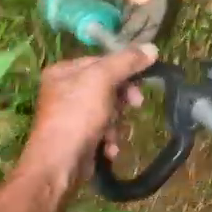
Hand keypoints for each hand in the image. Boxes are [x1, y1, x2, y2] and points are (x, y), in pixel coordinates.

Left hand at [18, 44, 157, 188]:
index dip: (124, 70)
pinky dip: (109, 139)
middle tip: (136, 105)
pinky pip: (102, 131)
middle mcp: (64, 91)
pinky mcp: (79, 138)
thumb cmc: (77, 116)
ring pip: (108, 111)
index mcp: (63, 71)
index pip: (102, 61)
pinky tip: (108, 148)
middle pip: (107, 86)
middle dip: (121, 101)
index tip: (142, 83)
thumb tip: (152, 48)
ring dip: (116, 124)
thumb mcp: (102, 80)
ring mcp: (71, 116)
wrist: (59, 163)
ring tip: (111, 134)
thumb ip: (126, 62)